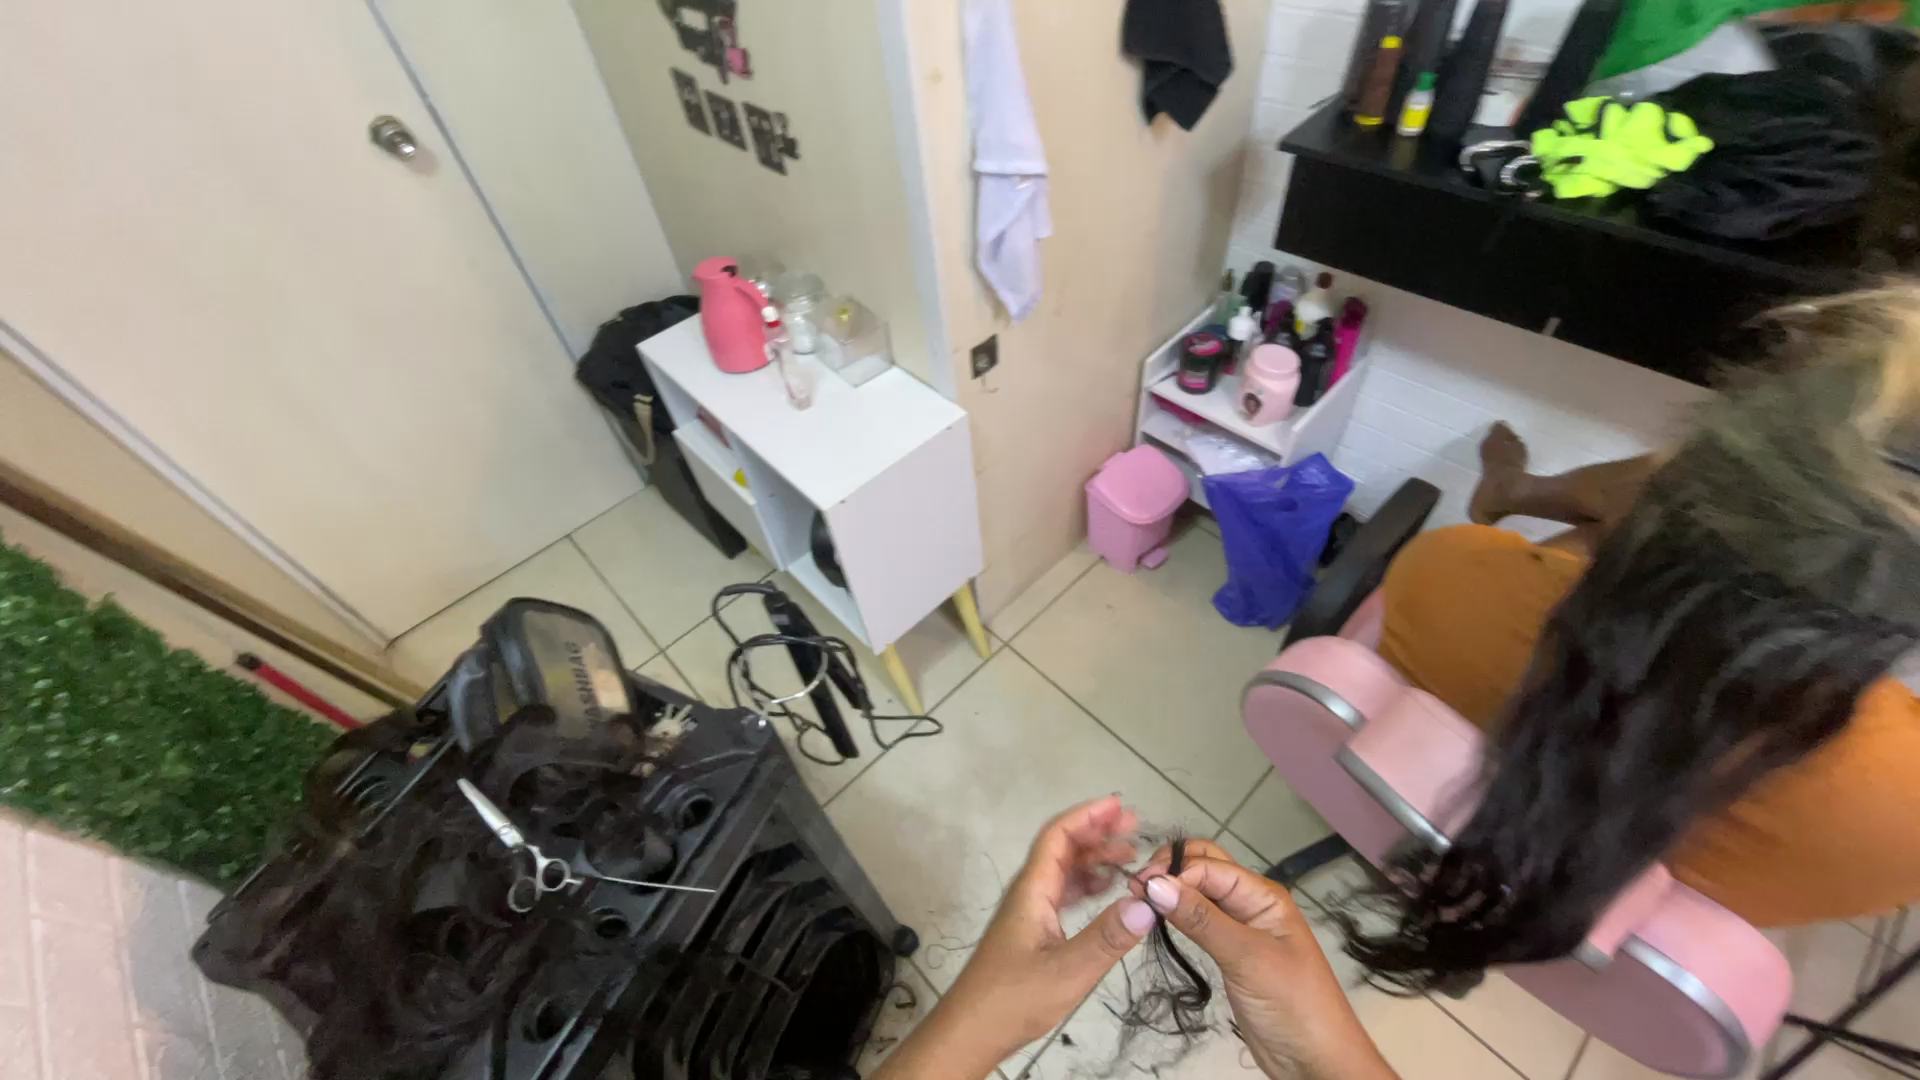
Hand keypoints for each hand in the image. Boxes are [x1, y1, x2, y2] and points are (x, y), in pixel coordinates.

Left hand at [873, 797, 1158, 1079]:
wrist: (972, 1029)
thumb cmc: (1014, 997)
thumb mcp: (1068, 971)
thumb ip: (1107, 938)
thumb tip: (1147, 902)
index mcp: (1033, 888)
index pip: (1059, 835)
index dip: (1088, 815)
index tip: (1119, 805)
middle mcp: (1030, 890)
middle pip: (1063, 846)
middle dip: (1097, 830)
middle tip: (1134, 823)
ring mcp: (1030, 909)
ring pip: (1064, 868)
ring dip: (1095, 856)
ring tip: (1131, 854)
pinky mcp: (1033, 928)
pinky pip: (1064, 891)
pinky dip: (1088, 883)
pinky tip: (1107, 889)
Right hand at [1132, 839, 1396, 1079]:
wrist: (1319, 1065)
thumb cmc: (1293, 1005)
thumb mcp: (1246, 958)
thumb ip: (1201, 919)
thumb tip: (1154, 883)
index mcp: (1261, 894)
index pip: (1207, 865)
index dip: (1172, 870)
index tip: (1138, 888)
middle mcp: (1248, 902)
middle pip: (1202, 867)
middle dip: (1169, 870)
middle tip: (1136, 889)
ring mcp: (1238, 926)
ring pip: (1197, 892)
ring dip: (1170, 891)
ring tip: (1138, 902)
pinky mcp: (1228, 951)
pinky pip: (1198, 919)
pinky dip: (1176, 914)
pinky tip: (1156, 920)